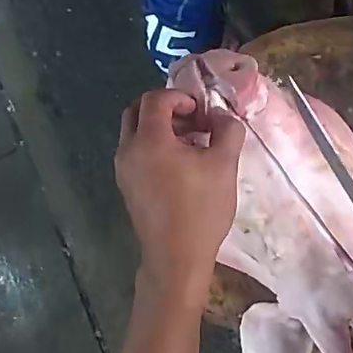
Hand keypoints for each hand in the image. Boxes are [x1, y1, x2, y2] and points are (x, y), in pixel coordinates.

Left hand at [116, 89, 244, 280]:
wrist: (177, 255)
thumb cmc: (202, 207)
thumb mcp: (225, 164)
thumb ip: (228, 131)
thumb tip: (224, 116)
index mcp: (150, 140)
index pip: (155, 99)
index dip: (181, 97)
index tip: (204, 110)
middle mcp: (129, 150)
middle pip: (137, 111)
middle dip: (167, 108)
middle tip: (195, 120)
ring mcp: (124, 170)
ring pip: (136, 132)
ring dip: (163, 128)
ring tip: (195, 144)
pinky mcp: (128, 186)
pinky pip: (138, 152)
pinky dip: (157, 146)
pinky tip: (184, 165)